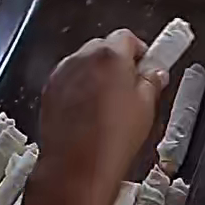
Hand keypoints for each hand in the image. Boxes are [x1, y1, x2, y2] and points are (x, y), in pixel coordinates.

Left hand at [32, 30, 164, 196]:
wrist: (77, 168)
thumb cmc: (111, 140)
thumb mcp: (146, 108)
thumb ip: (151, 82)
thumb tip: (155, 74)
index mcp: (109, 55)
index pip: (127, 37)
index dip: (140, 52)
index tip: (146, 66)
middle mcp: (81, 58)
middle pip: (103, 48)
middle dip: (117, 63)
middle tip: (130, 87)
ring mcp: (61, 75)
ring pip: (83, 65)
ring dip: (96, 77)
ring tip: (109, 107)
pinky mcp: (49, 92)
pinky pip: (68, 82)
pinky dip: (79, 90)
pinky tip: (89, 115)